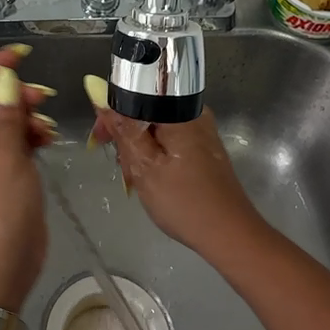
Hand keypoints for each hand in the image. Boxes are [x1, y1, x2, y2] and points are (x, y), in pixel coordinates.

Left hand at [0, 45, 54, 309]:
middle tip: (42, 96)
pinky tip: (48, 138)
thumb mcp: (7, 159)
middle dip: (13, 91)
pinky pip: (16, 140)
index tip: (20, 56)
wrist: (2, 270)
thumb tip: (3, 76)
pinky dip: (31, 133)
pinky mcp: (5, 173)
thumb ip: (7, 115)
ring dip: (26, 113)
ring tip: (47, 124)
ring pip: (4, 118)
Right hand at [88, 78, 268, 260]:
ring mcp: (202, 133)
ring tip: (136, 180)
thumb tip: (100, 97)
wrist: (230, 235)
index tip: (100, 138)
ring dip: (140, 151)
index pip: (137, 94)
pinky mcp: (204, 151)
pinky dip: (156, 157)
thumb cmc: (185, 201)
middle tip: (122, 167)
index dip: (113, 114)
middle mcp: (195, 115)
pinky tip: (152, 180)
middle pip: (147, 113)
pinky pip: (171, 143)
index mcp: (181, 112)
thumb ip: (123, 130)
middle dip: (127, 136)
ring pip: (157, 130)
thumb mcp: (144, 166)